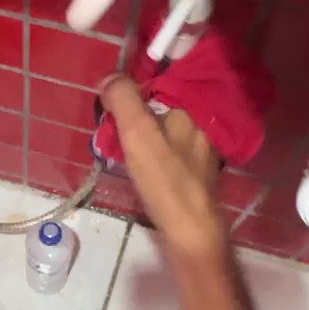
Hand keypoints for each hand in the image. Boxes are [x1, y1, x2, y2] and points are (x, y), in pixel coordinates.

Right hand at [99, 75, 224, 256]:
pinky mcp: (193, 167)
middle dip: (133, 109)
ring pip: (162, 124)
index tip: (109, 98)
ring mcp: (198, 145)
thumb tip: (108, 78)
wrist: (190, 231)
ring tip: (115, 143)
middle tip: (109, 126)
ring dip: (138, 130)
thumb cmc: (166, 181)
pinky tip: (135, 161)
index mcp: (192, 107)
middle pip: (160, 102)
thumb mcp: (139, 135)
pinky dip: (148, 148)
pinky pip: (166, 144)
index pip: (160, 79)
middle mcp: (200, 121)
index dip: (132, 84)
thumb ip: (125, 101)